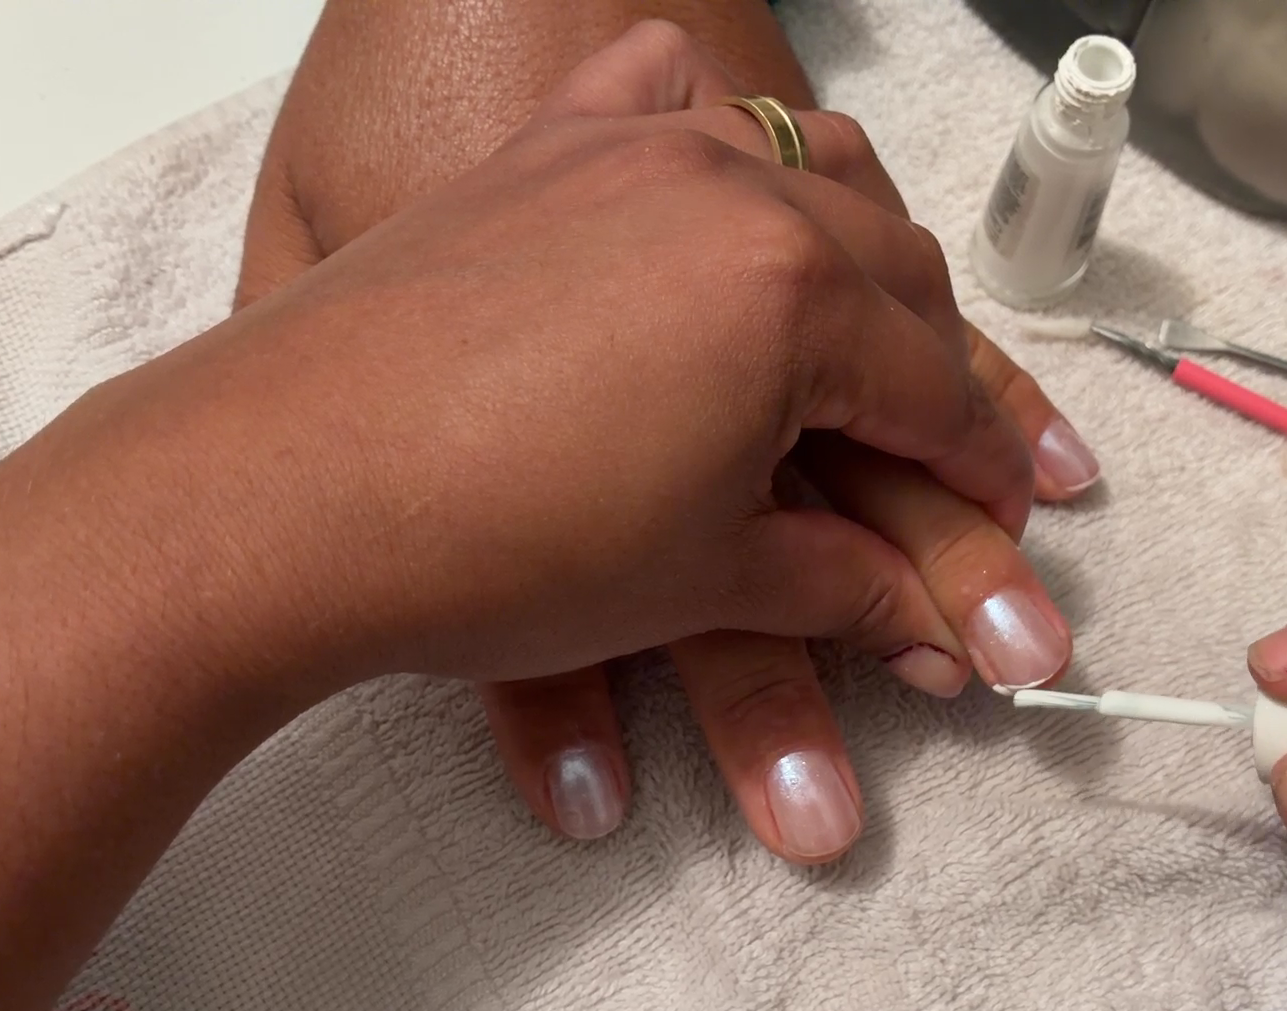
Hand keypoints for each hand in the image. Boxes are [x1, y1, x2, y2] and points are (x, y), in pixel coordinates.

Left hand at [0, 27, 1041, 1010]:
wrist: (271, 502)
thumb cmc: (507, 554)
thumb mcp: (710, 581)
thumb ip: (846, 589)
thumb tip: (935, 629)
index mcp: (789, 298)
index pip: (936, 391)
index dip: (986, 465)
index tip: (1014, 512)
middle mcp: (733, 189)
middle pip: (900, 274)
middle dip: (949, 370)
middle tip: (967, 446)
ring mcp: (635, 147)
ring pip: (816, 173)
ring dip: (868, 256)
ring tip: (887, 328)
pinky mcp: (553, 149)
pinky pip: (675, 105)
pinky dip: (731, 143)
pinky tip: (737, 180)